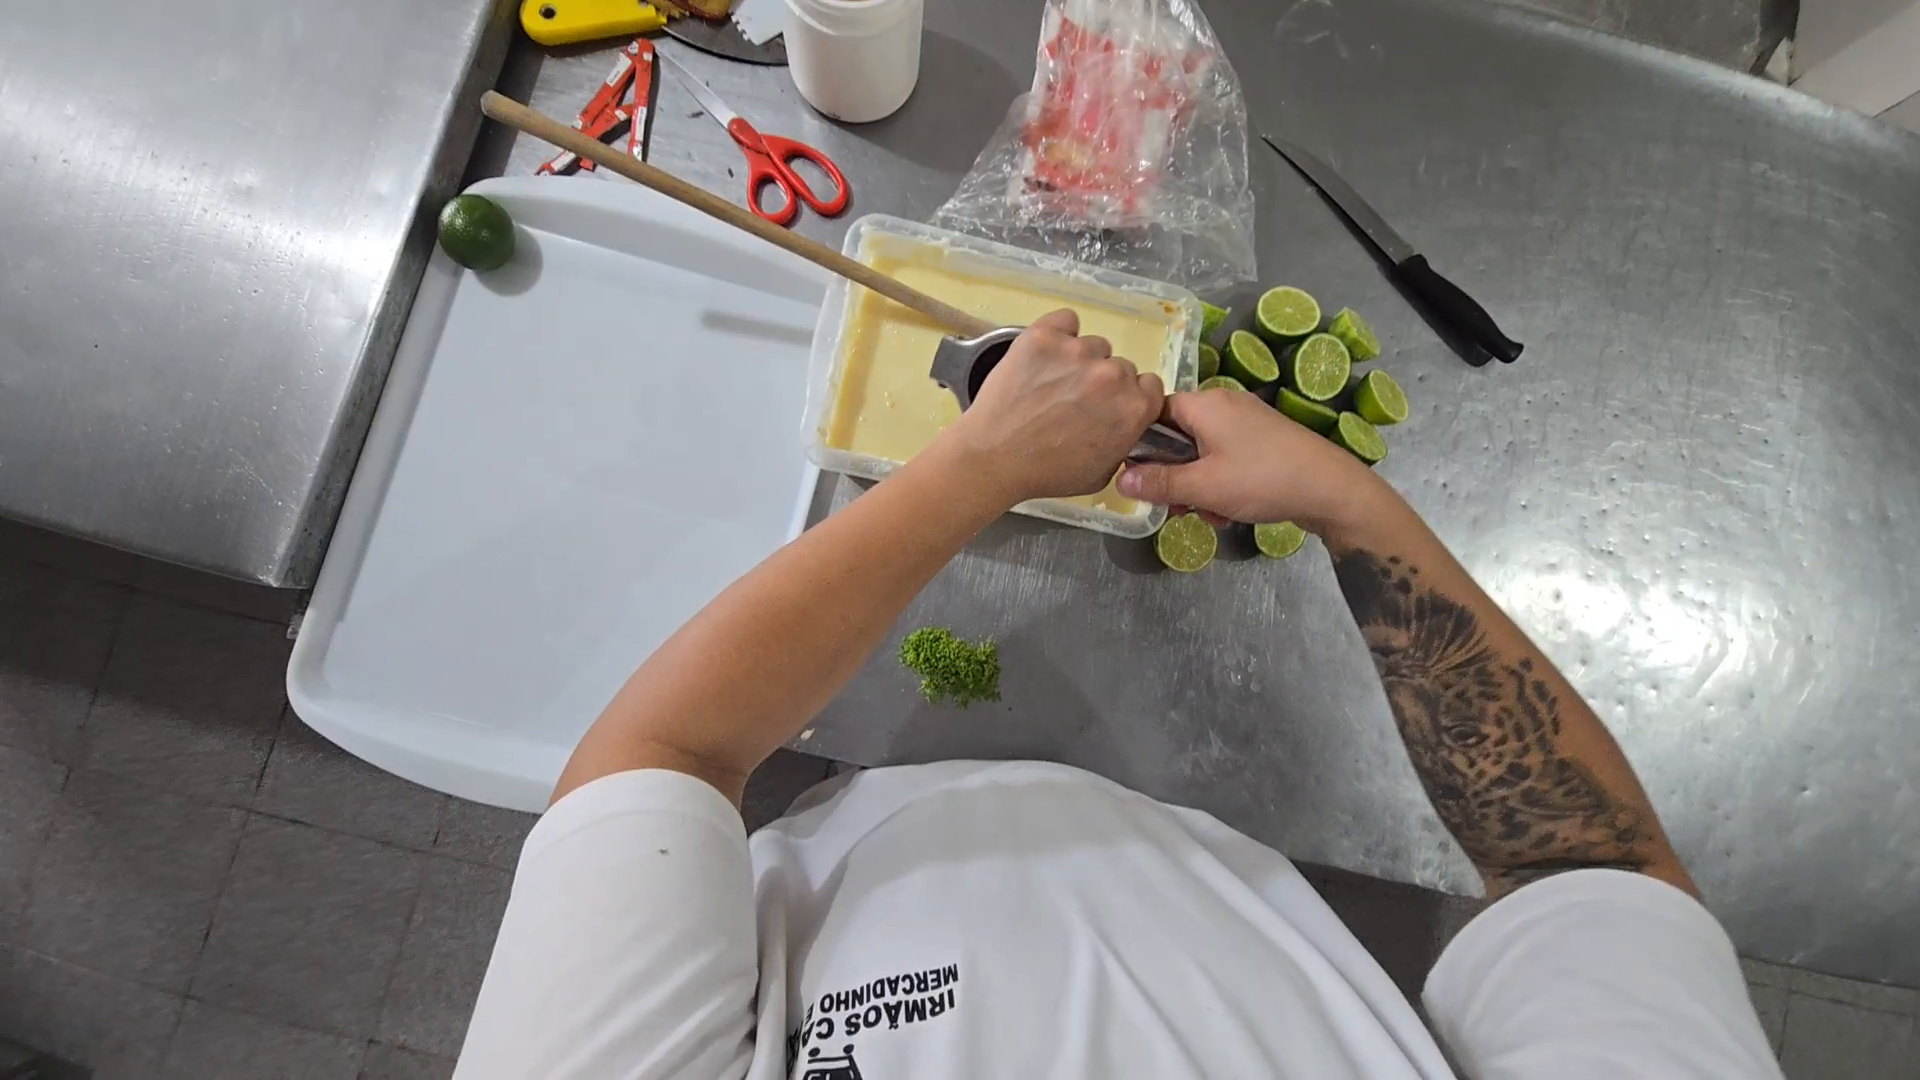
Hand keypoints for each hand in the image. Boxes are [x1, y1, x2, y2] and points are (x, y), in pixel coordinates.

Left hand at [942, 309, 1164, 504]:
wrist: (993, 459)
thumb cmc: (1046, 474)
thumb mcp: (1102, 473)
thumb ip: (1123, 442)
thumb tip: (1123, 427)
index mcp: (1134, 408)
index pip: (1149, 386)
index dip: (1129, 397)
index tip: (1109, 405)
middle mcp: (1113, 374)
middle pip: (1120, 366)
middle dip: (1101, 383)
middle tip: (1072, 402)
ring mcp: (1078, 351)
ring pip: (1091, 346)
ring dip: (1078, 361)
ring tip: (1049, 384)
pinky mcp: (1045, 335)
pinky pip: (1065, 320)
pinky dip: (1058, 332)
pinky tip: (1043, 355)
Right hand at [1116, 388, 1390, 531]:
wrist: (1332, 490)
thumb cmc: (1261, 480)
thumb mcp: (1202, 487)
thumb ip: (1158, 483)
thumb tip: (1119, 481)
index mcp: (1204, 404)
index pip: (1153, 411)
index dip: (1139, 442)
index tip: (1135, 474)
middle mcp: (1224, 404)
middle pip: (1176, 436)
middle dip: (1172, 474)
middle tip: (1175, 506)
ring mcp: (1246, 422)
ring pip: (1200, 452)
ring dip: (1196, 486)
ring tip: (1207, 515)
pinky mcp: (1263, 440)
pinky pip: (1224, 457)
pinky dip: (1219, 483)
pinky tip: (1228, 511)